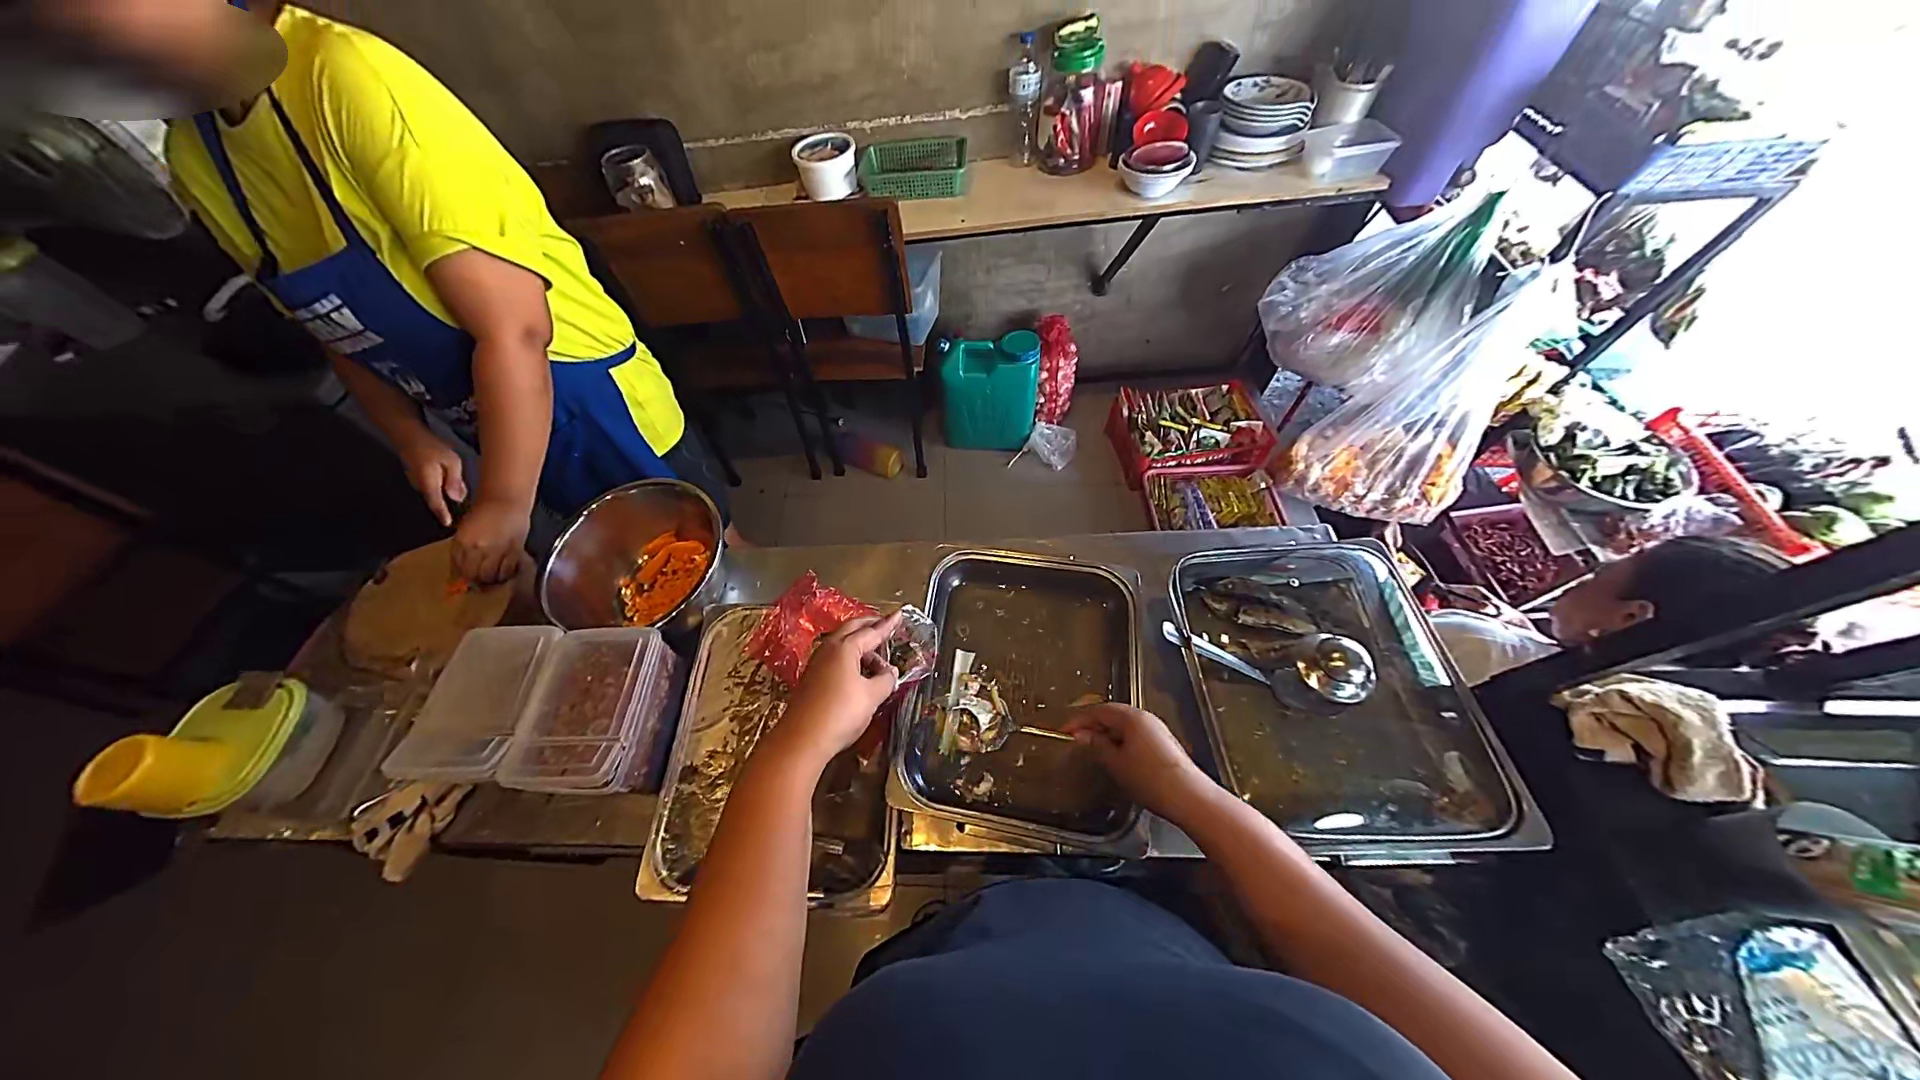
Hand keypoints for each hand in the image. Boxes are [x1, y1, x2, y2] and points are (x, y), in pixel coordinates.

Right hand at [396, 432, 466, 526]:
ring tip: (460, 506)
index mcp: (429, 483)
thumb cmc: (432, 447)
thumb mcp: (452, 462)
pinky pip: (431, 487)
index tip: (449, 525)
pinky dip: (440, 490)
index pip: (436, 503)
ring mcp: (416, 481)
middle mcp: (420, 485)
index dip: (442, 515)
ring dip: (443, 499)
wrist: (407, 434)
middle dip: (445, 509)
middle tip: (461, 518)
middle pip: (434, 501)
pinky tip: (450, 489)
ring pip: (433, 494)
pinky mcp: (416, 475)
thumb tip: (457, 499)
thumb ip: (455, 481)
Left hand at [451, 498, 529, 584]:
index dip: (462, 578)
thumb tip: (463, 571)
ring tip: (494, 580)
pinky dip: (506, 574)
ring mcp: (497, 550)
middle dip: (476, 582)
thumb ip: (463, 550)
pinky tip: (506, 573)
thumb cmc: (484, 513)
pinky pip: (508, 570)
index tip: (465, 582)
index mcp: (461, 542)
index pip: (458, 569)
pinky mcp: (514, 550)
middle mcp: (478, 548)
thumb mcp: (465, 531)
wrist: (506, 501)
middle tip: (480, 584)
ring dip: (492, 581)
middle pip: (474, 575)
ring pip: (492, 576)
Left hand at [770, 613, 902, 769]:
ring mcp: (817, 664)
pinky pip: (835, 659)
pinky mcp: (812, 679)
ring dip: (861, 647)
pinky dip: (851, 659)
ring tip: (879, 661)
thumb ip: (886, 680)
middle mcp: (828, 650)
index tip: (899, 614)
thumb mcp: (872, 696)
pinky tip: (859, 674)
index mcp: (845, 648)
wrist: (802, 739)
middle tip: (886, 626)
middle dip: (870, 627)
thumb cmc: (840, 713)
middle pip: (852, 630)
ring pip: (842, 645)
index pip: (872, 631)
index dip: (888, 624)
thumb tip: (890, 672)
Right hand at [1063, 703, 1220, 826]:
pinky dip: (1120, 742)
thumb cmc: (1150, 779)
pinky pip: (1135, 735)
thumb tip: (1082, 736)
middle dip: (1092, 725)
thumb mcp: (1116, 763)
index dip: (1079, 720)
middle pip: (1112, 715)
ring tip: (1092, 749)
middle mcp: (1146, 718)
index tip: (1064, 731)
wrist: (1190, 798)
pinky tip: (1115, 757)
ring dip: (1106, 734)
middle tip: (1076, 739)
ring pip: (1124, 726)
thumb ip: (1096, 746)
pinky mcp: (1164, 744)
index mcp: (1131, 717)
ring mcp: (1157, 730)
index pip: (1098, 710)